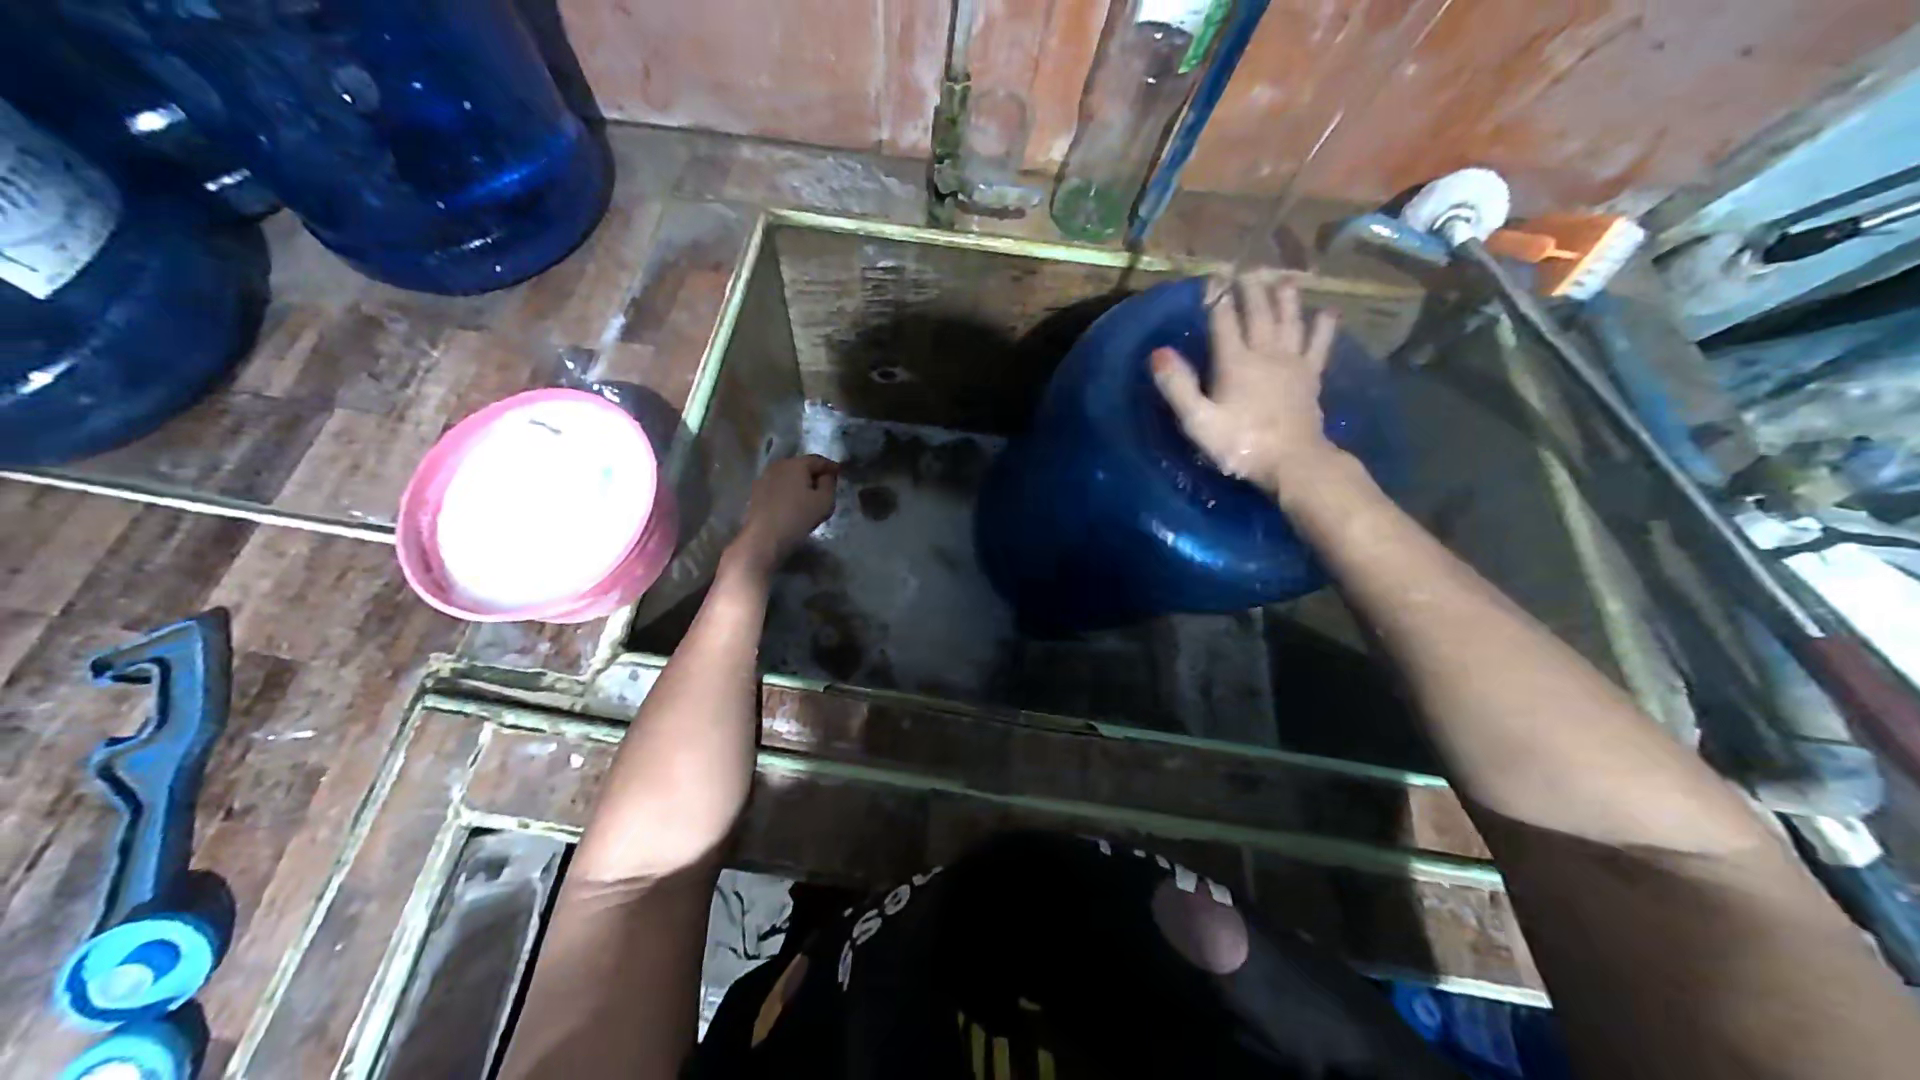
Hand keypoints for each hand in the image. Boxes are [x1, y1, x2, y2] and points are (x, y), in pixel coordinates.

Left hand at [729, 454, 839, 573]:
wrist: (763, 538)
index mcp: (796, 464)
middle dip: (814, 474)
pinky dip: (788, 491)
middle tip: (825, 484)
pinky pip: (778, 487)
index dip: (831, 466)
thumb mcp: (824, 501)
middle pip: (800, 466)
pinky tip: (792, 504)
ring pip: (787, 476)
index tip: (840, 473)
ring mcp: (763, 479)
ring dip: (799, 483)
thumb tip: (826, 476)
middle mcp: (778, 466)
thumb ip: (829, 484)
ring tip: (809, 496)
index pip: (818, 460)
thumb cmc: (798, 517)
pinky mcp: (756, 493)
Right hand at [1151, 275, 1344, 496]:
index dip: (1218, 297)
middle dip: (1251, 289)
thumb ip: (1178, 386)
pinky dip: (1323, 327)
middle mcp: (1265, 353)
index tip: (1214, 276)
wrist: (1292, 462)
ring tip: (1284, 279)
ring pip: (1289, 321)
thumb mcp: (1198, 421)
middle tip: (1248, 269)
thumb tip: (1158, 353)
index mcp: (1234, 362)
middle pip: (1258, 313)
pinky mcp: (1311, 377)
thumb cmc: (1240, 444)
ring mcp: (1292, 363)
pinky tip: (1328, 312)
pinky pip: (1319, 345)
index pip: (1223, 321)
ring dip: (1286, 299)